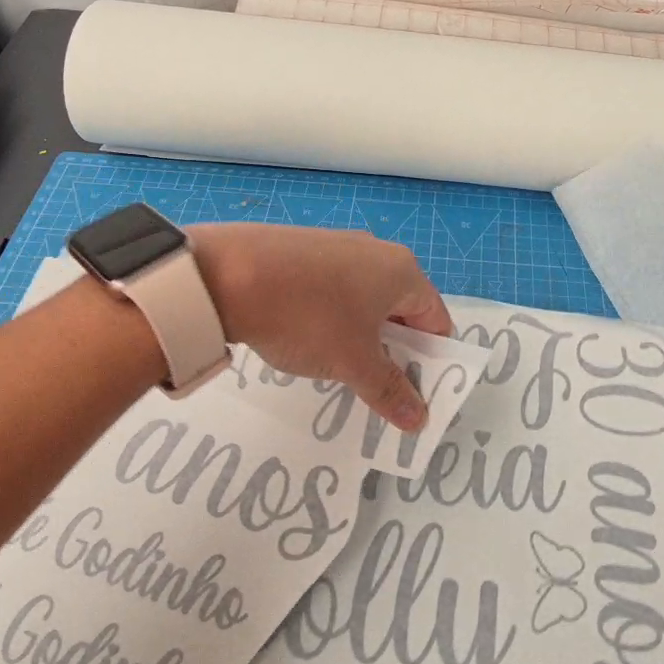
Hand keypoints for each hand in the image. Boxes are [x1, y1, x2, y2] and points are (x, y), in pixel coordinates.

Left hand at [186, 224, 452, 431]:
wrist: (228, 273)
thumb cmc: (307, 317)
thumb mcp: (352, 362)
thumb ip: (389, 390)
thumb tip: (420, 418)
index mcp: (402, 272)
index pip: (436, 321)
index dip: (429, 361)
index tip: (410, 393)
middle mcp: (377, 251)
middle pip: (401, 309)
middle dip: (392, 350)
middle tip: (372, 386)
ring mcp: (339, 245)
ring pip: (365, 298)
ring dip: (360, 335)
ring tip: (335, 366)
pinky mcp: (305, 248)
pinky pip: (334, 286)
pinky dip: (331, 315)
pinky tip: (304, 336)